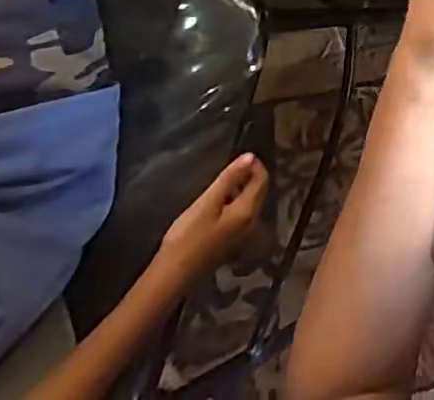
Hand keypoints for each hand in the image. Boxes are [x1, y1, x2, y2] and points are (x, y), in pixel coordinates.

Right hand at [156, 153, 269, 284]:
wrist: (171, 277)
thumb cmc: (187, 237)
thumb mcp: (207, 203)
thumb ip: (229, 179)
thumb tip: (250, 157)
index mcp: (248, 211)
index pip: (262, 180)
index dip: (255, 165)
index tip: (241, 155)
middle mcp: (252, 222)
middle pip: (259, 191)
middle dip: (251, 175)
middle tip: (233, 165)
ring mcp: (243, 234)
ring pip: (251, 202)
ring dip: (243, 188)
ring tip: (225, 180)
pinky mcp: (232, 241)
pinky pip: (242, 213)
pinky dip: (236, 201)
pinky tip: (220, 201)